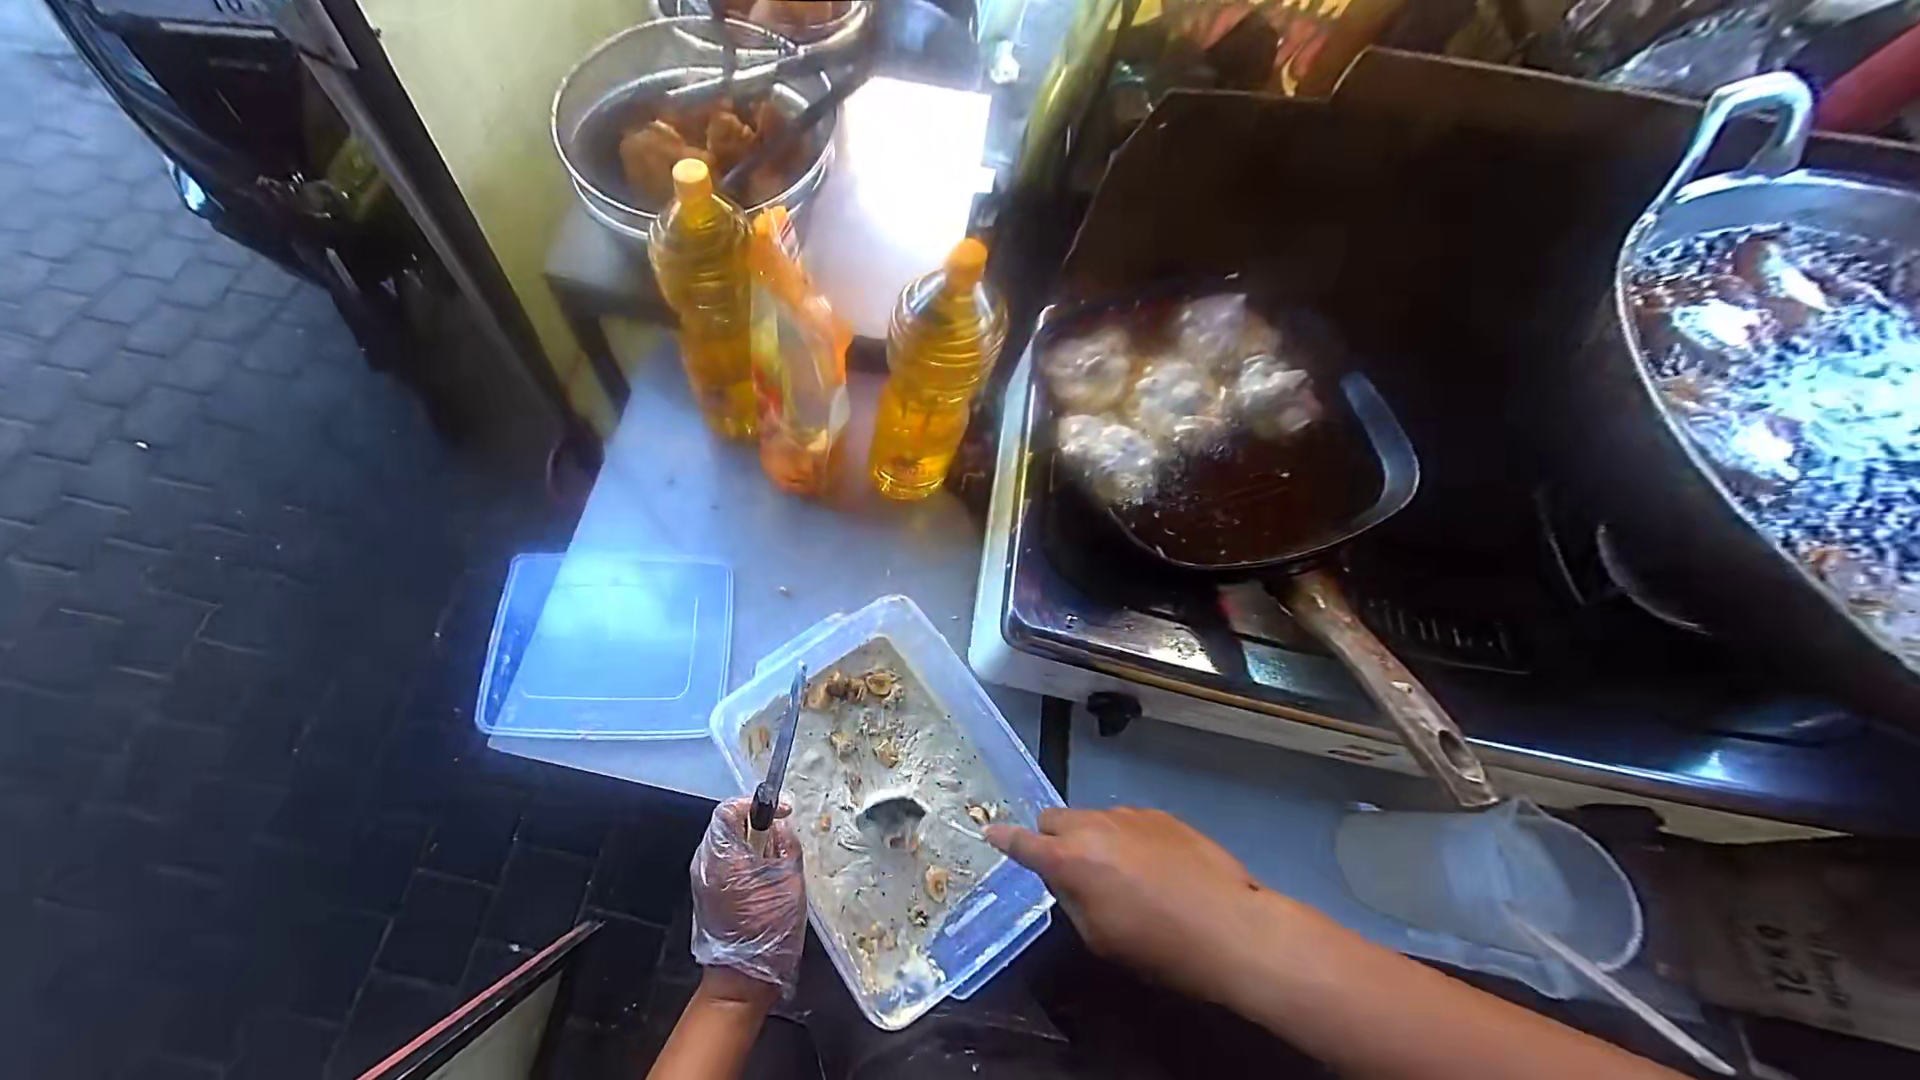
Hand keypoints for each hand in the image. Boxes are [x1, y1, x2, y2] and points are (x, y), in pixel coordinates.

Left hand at [689, 797, 805, 994]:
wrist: (741, 981)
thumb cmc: (769, 928)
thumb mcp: (790, 879)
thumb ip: (785, 843)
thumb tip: (779, 824)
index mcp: (724, 857)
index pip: (730, 810)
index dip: (757, 803)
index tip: (782, 812)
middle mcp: (705, 863)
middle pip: (726, 823)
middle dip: (754, 821)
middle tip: (779, 832)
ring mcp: (701, 878)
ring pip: (725, 840)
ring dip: (749, 839)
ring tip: (773, 852)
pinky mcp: (705, 891)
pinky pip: (723, 859)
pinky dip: (742, 855)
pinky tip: (761, 871)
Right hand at [985, 807, 1281, 1004]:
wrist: (1230, 927)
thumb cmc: (1159, 946)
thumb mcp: (1099, 937)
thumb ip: (1071, 899)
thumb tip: (1065, 879)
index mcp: (1071, 859)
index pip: (1024, 843)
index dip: (1005, 839)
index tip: (991, 831)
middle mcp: (1094, 826)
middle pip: (1054, 818)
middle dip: (1054, 839)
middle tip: (1074, 868)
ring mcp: (1128, 815)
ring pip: (1091, 817)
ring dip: (1093, 837)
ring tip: (1124, 872)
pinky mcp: (1159, 814)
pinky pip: (1126, 821)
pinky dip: (1126, 837)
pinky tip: (1155, 866)